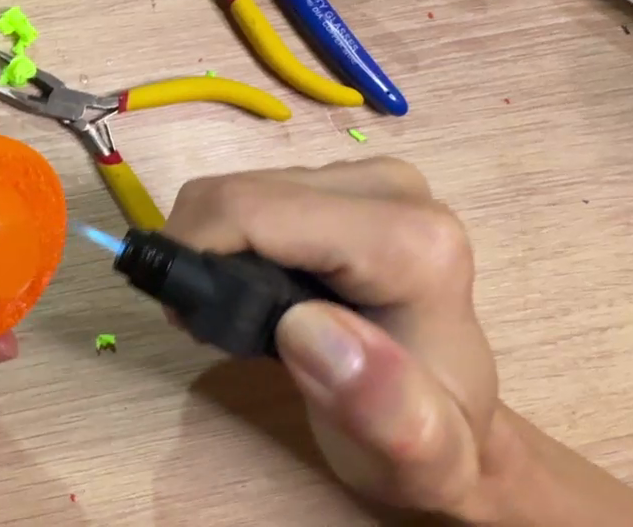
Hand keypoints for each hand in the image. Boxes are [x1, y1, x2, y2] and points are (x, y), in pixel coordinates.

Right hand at [164, 158, 503, 519]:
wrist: (442, 416)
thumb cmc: (421, 438)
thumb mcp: (417, 454)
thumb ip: (383, 408)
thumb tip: (306, 328)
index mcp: (412, 242)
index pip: (252, 212)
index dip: (199, 255)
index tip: (190, 318)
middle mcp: (391, 191)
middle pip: (237, 194)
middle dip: (199, 251)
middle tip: (203, 319)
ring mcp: (364, 178)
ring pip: (232, 186)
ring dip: (208, 244)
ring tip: (228, 306)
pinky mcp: (339, 178)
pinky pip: (244, 188)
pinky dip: (225, 233)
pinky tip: (249, 280)